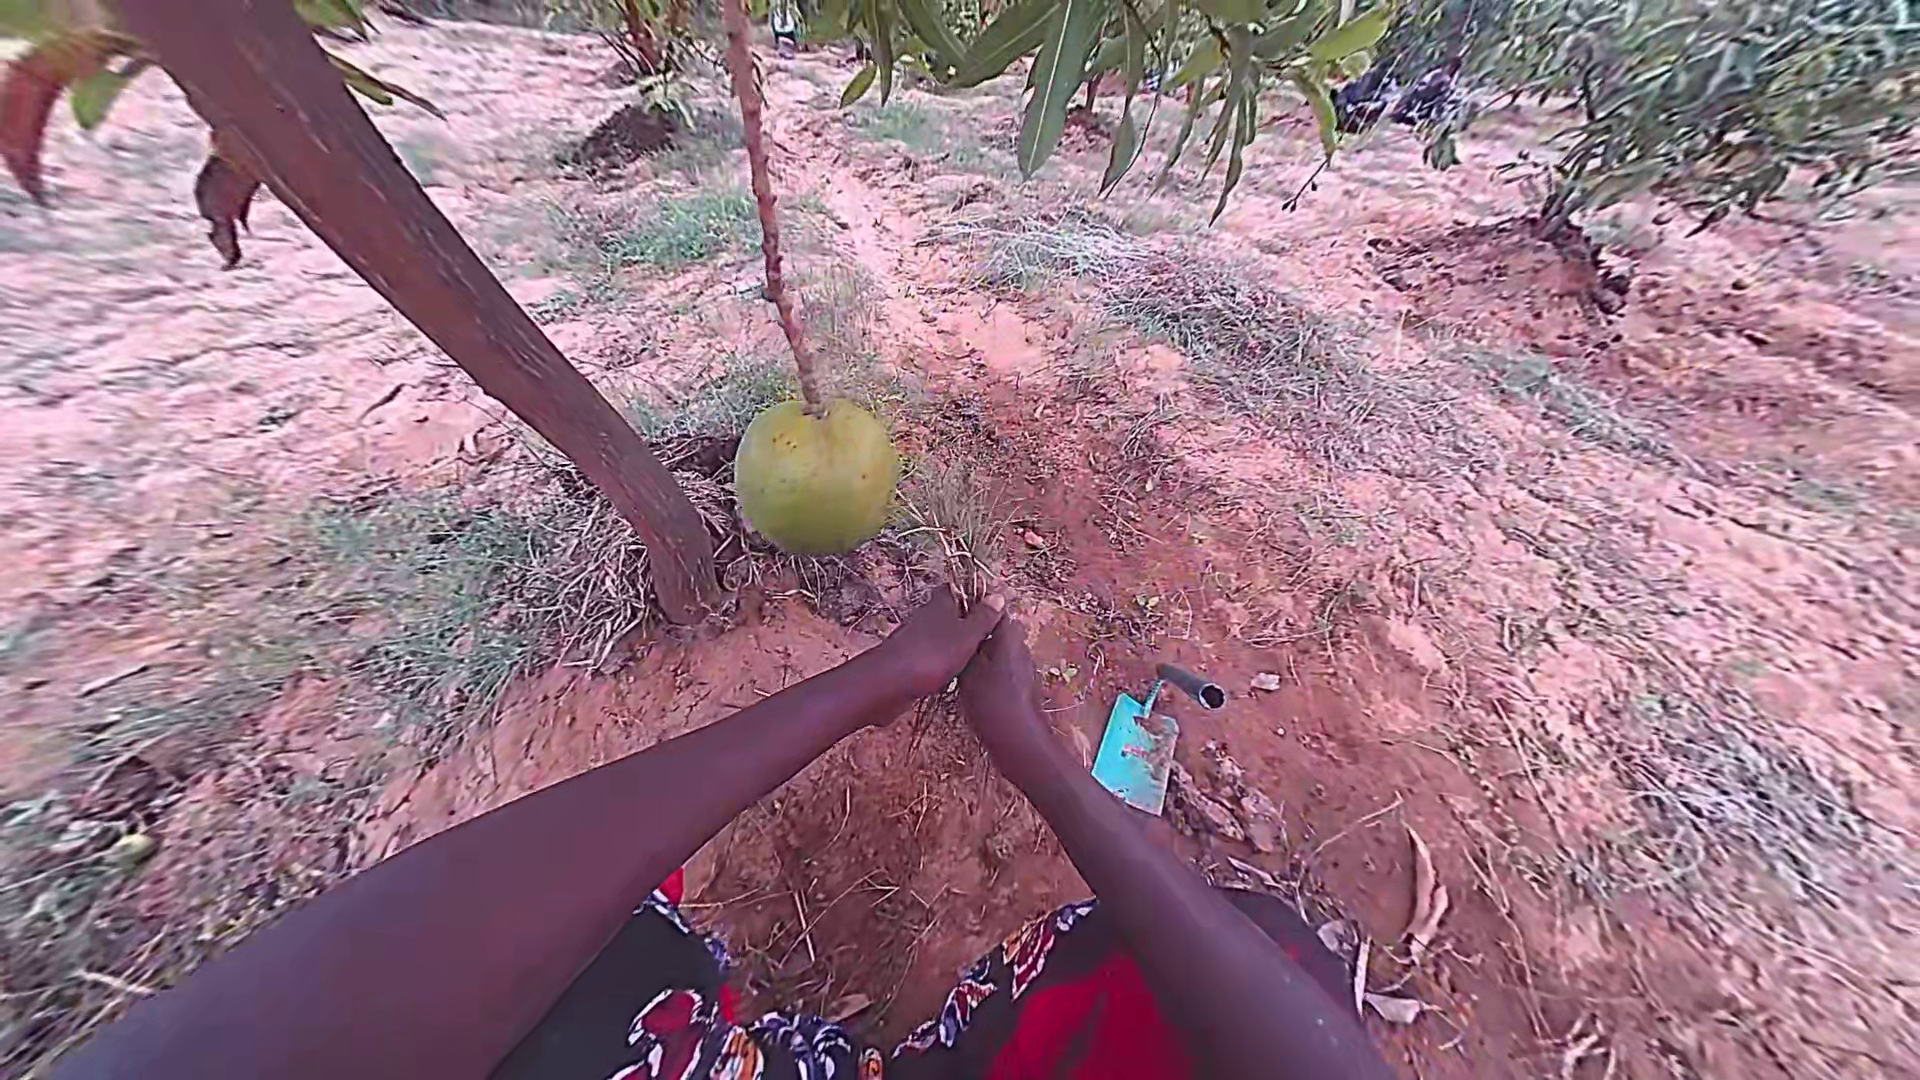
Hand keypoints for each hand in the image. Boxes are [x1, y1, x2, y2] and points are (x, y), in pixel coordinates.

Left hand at [878, 588, 1005, 701]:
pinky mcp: (908, 660)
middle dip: (967, 620)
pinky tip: (955, 673)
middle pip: (949, 612)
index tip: (993, 606)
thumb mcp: (966, 635)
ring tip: (979, 655)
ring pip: (940, 634)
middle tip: (990, 634)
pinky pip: (932, 655)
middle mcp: (925, 617)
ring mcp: (914, 639)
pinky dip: (944, 661)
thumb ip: (982, 618)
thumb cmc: (932, 655)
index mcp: (940, 604)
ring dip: (956, 642)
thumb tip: (998, 595)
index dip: (974, 594)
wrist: (888, 684)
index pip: (957, 589)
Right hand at [957, 613, 1063, 785]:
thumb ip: (967, 643)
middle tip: (946, 640)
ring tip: (951, 660)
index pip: (992, 607)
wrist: (1019, 744)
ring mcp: (1021, 666)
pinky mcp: (1019, 684)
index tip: (949, 614)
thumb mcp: (970, 670)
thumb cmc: (992, 703)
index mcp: (1009, 635)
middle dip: (972, 632)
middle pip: (992, 629)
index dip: (971, 607)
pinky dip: (983, 670)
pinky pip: (997, 667)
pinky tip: (965, 681)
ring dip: (976, 652)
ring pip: (994, 649)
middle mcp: (1019, 646)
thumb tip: (962, 621)